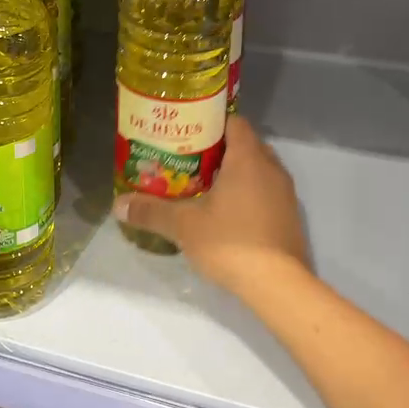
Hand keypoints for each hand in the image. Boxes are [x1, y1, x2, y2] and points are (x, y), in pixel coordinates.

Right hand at [114, 115, 312, 292]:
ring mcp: (285, 194)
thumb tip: (118, 204)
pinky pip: (266, 192)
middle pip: (245, 144)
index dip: (211, 121)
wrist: (278, 286)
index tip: (187, 131)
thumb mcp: (183, 226)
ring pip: (258, 170)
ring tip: (203, 184)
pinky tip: (226, 213)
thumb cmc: (230, 242)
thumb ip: (151, 211)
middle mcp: (272, 168)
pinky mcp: (290, 217)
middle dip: (219, 148)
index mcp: (248, 158)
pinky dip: (248, 194)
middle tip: (188, 158)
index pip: (234, 121)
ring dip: (235, 173)